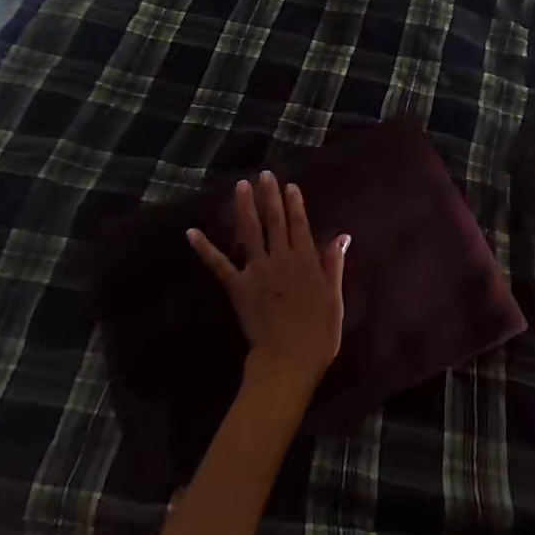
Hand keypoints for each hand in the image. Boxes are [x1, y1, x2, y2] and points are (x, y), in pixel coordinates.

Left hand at [188, 171, 349, 393]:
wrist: (288, 360)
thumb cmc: (318, 334)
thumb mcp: (335, 299)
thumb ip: (334, 265)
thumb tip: (341, 236)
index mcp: (306, 262)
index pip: (300, 225)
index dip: (294, 204)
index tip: (289, 186)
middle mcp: (280, 259)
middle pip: (274, 221)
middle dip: (269, 196)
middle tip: (264, 174)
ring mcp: (256, 271)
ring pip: (249, 232)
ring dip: (244, 208)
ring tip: (240, 186)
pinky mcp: (237, 287)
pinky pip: (219, 264)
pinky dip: (205, 248)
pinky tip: (192, 232)